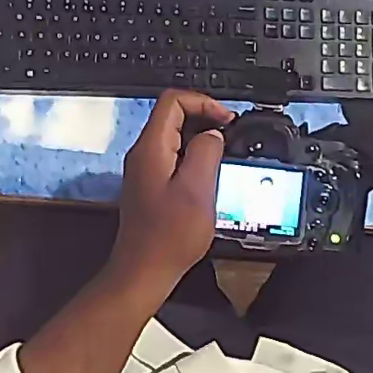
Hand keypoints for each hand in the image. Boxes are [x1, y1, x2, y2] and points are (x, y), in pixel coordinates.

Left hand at [109, 90, 233, 286]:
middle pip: (173, 114)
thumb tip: (213, 134)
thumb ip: (206, 153)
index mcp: (152, 149)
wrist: (144, 271)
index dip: (203, 102)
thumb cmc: (167, 238)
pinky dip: (193, 154)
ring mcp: (145, 168)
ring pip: (174, 135)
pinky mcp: (151, 184)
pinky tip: (209, 171)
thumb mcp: (197, 190)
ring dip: (201, 136)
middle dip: (204, 117)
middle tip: (229, 132)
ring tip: (224, 151)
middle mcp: (144, 154)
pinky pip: (173, 155)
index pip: (173, 101)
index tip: (225, 119)